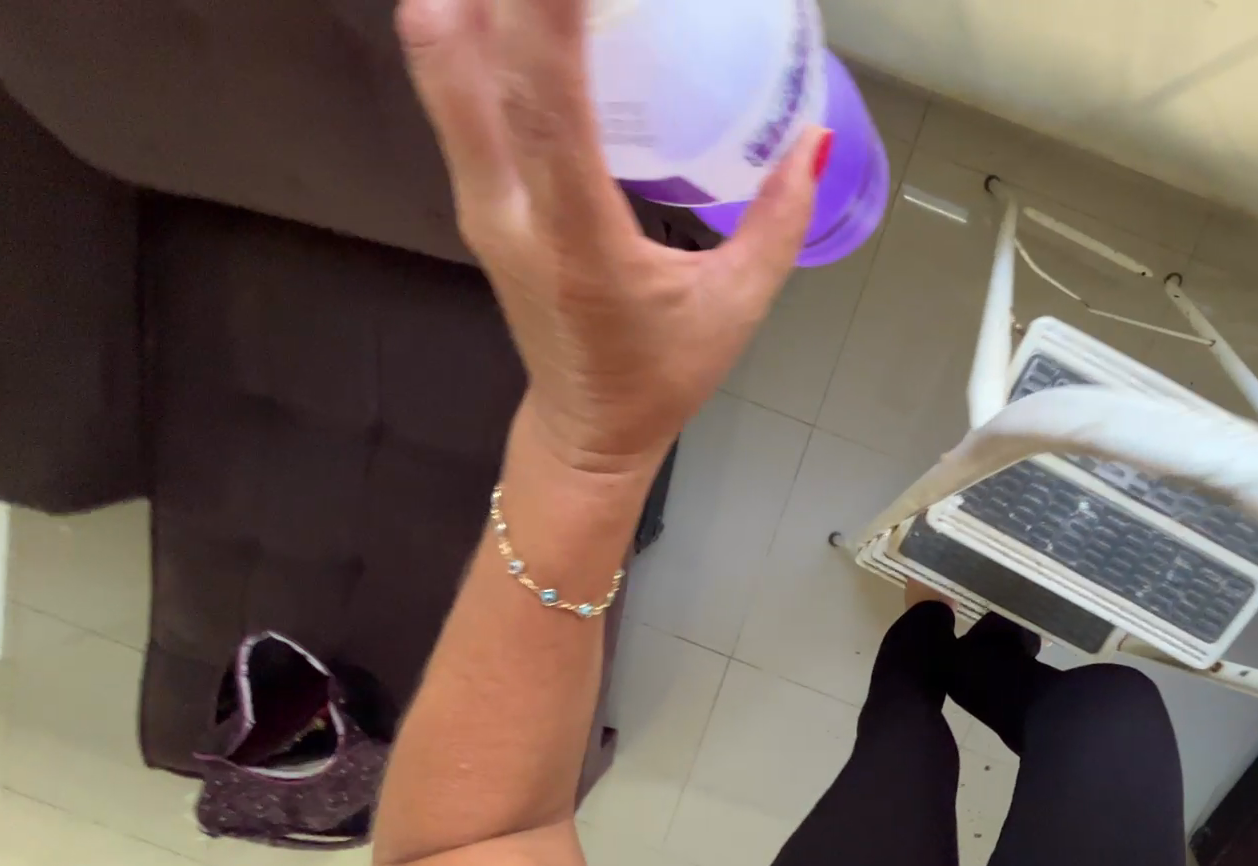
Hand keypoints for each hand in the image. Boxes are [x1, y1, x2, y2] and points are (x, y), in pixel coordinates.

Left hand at [397, 0, 829, 477]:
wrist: (586, 429)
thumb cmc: (662, 377)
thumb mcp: (735, 308)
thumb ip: (778, 224)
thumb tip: (813, 141)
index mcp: (579, 244)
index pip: (546, 105)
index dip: (546, 13)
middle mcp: (509, 212)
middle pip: (459, 59)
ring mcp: (479, 205)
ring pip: (445, 69)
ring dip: (479, 0)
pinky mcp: (476, 201)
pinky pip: (459, 96)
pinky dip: (483, 36)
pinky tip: (530, 20)